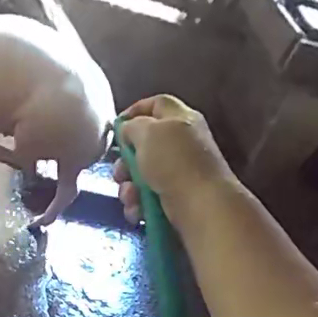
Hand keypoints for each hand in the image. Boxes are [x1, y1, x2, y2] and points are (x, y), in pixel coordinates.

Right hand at [111, 95, 238, 224]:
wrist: (201, 205)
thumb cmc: (174, 162)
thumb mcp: (148, 133)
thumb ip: (132, 126)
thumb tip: (127, 130)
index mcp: (180, 119)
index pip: (156, 104)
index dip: (134, 111)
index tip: (116, 127)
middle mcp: (180, 144)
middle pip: (144, 146)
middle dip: (125, 161)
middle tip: (119, 172)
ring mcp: (178, 173)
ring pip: (141, 177)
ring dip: (129, 188)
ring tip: (130, 196)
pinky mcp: (174, 199)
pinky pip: (147, 199)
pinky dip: (138, 205)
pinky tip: (138, 212)